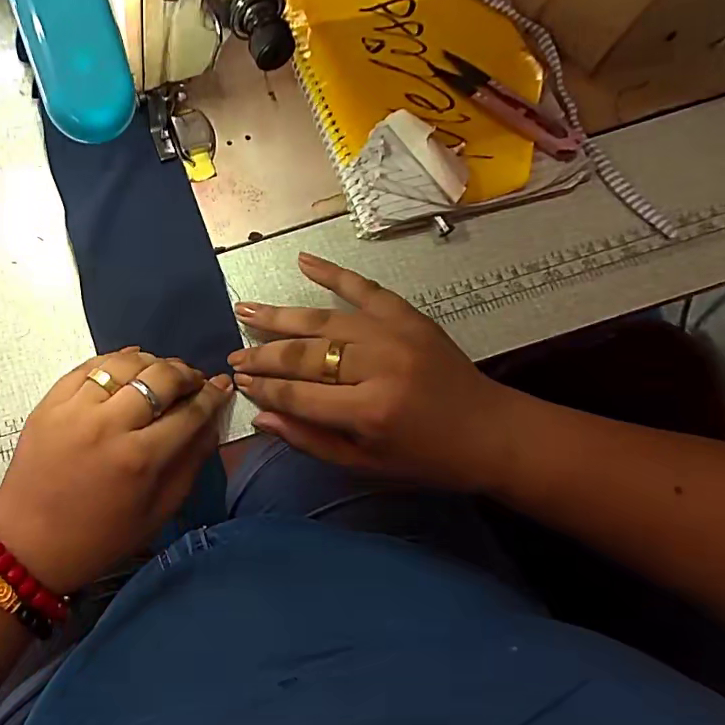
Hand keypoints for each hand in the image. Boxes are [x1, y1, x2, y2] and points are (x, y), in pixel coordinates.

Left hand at [0, 348, 231, 592]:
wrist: (28, 544)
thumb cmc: (100, 537)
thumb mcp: (158, 511)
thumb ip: (190, 463)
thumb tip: (210, 424)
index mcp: (140, 459)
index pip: (190, 412)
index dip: (212, 395)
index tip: (221, 387)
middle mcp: (109, 425)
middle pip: (161, 377)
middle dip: (186, 374)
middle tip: (192, 381)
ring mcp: (75, 409)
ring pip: (125, 363)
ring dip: (152, 362)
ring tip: (161, 373)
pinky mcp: (50, 403)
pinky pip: (89, 366)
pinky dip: (114, 360)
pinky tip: (128, 364)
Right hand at [229, 252, 520, 491]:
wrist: (491, 431)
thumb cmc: (426, 458)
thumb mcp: (365, 464)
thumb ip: (310, 440)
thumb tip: (261, 416)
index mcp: (369, 411)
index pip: (298, 395)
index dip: (264, 389)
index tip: (237, 382)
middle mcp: (378, 367)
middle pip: (305, 355)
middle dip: (263, 356)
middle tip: (233, 356)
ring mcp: (395, 334)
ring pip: (323, 321)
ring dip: (280, 316)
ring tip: (245, 310)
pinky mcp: (409, 316)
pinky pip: (364, 288)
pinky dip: (333, 273)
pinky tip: (303, 261)